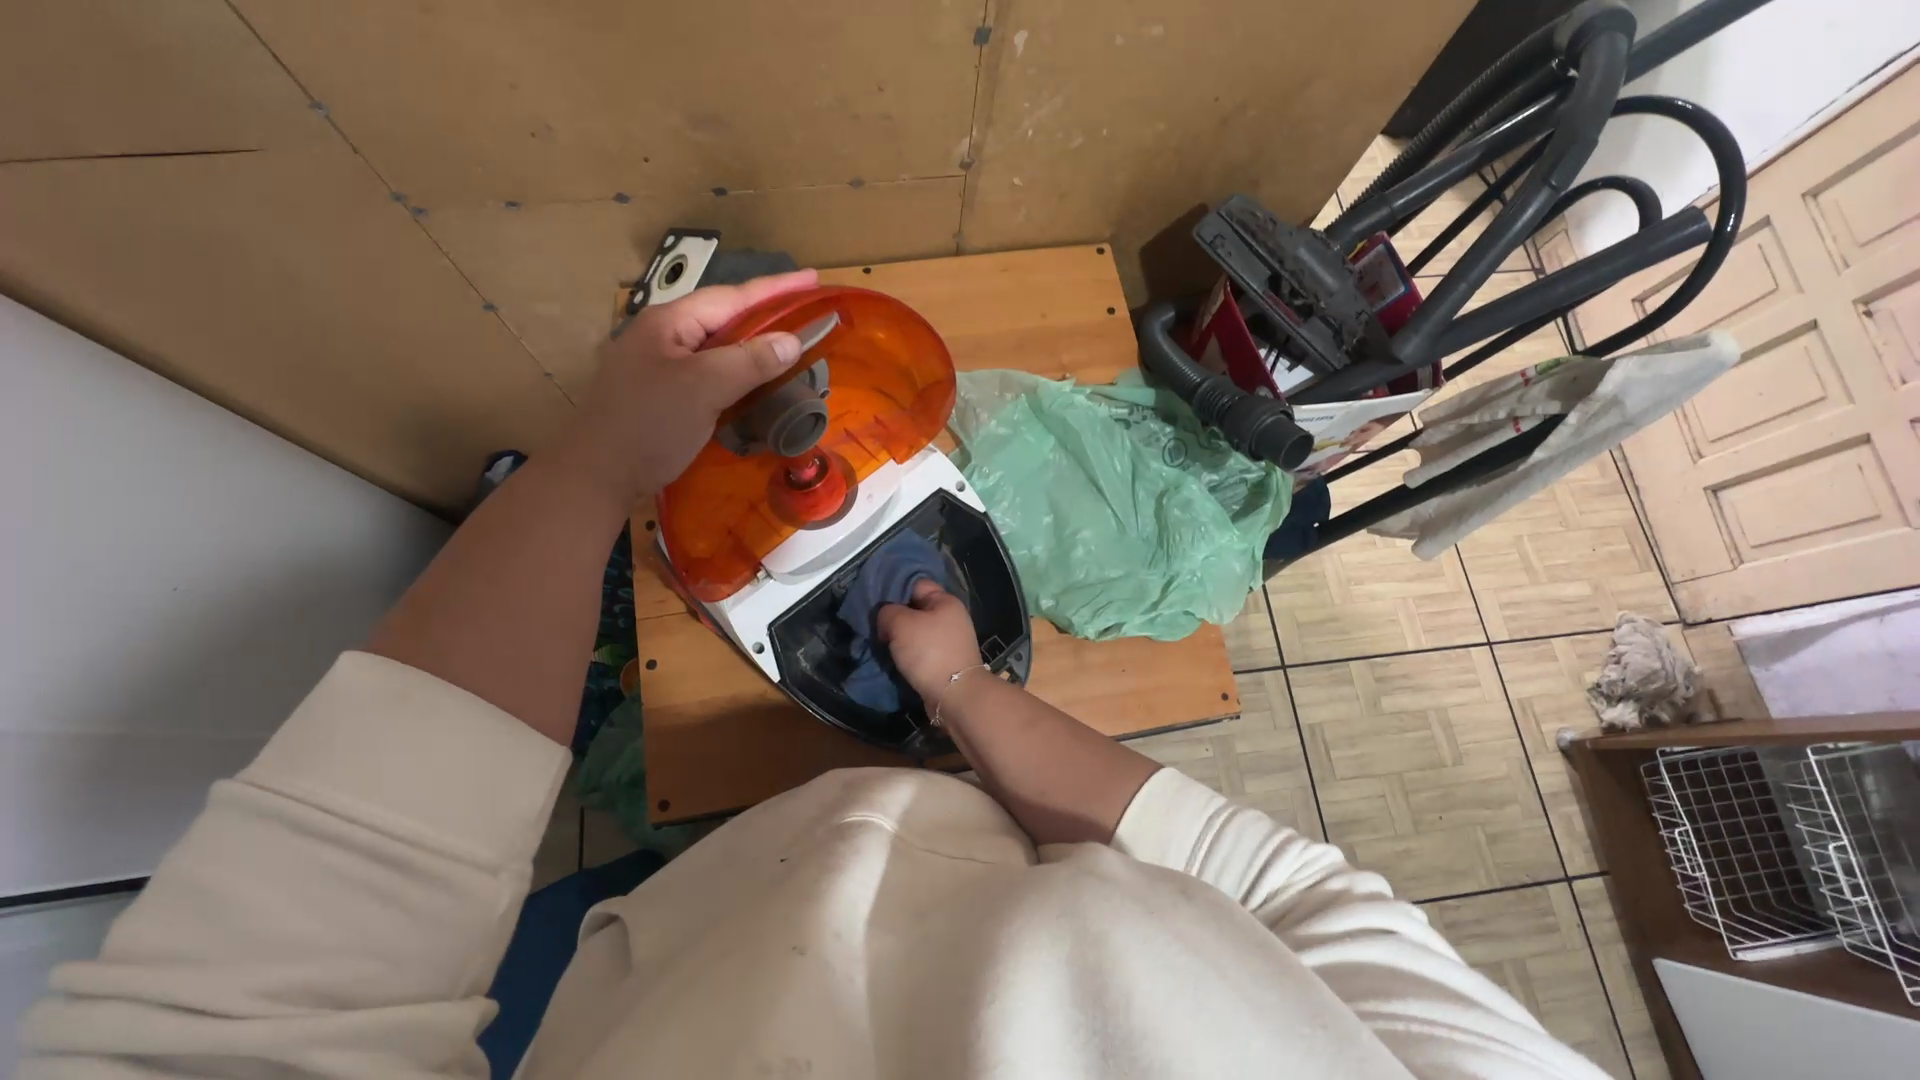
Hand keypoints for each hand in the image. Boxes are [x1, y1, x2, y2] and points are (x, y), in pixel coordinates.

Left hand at [554, 268, 820, 500]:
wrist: (596, 478)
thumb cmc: (647, 426)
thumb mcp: (702, 388)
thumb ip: (748, 361)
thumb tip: (790, 340)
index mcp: (668, 323)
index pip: (732, 298)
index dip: (776, 289)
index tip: (813, 278)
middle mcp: (663, 338)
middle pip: (725, 319)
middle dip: (767, 316)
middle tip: (808, 314)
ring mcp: (660, 369)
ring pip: (718, 350)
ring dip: (755, 348)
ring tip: (791, 347)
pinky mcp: (663, 399)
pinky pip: (710, 376)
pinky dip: (739, 377)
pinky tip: (758, 385)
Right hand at [876, 580, 981, 704]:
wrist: (954, 695)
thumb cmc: (929, 651)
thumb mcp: (901, 624)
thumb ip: (887, 612)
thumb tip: (885, 617)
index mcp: (945, 601)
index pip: (916, 584)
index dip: (893, 590)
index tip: (873, 601)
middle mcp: (950, 618)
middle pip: (915, 609)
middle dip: (894, 617)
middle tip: (873, 625)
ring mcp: (949, 641)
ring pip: (916, 632)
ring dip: (898, 638)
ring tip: (879, 642)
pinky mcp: (944, 662)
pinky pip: (920, 652)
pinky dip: (907, 655)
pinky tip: (892, 658)